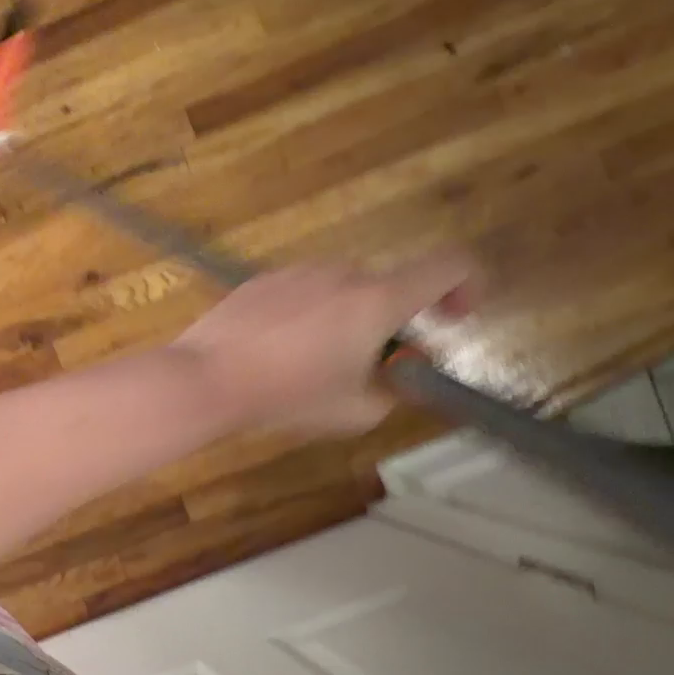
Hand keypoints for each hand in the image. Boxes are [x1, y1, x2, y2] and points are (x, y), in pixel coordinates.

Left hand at [173, 253, 477, 433]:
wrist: (203, 378)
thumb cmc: (286, 395)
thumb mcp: (358, 409)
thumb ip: (394, 388)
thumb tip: (394, 376)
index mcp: (376, 298)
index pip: (450, 264)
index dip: (469, 285)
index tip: (453, 319)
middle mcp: (338, 273)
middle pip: (386, 283)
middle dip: (391, 317)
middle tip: (371, 360)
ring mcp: (291, 273)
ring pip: (339, 287)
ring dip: (345, 315)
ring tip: (316, 359)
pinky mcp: (255, 282)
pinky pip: (298, 292)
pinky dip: (305, 313)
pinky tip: (277, 349)